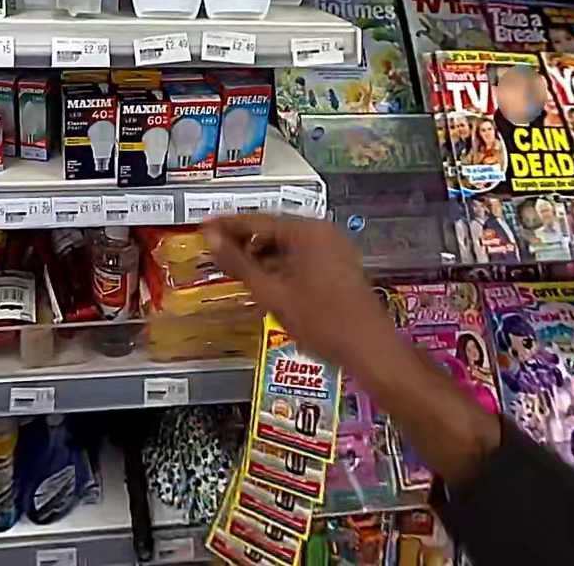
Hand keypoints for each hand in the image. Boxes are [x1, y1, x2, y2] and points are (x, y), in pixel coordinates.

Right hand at [201, 215, 406, 377]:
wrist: (373, 353)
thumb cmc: (321, 320)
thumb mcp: (272, 292)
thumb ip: (238, 263)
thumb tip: (209, 236)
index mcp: (306, 230)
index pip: (256, 220)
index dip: (226, 225)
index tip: (201, 228)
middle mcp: (320, 232)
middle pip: (272, 230)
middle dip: (242, 241)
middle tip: (214, 251)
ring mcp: (332, 248)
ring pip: (285, 245)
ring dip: (260, 255)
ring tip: (233, 268)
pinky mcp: (338, 266)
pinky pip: (300, 256)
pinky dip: (279, 265)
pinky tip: (263, 281)